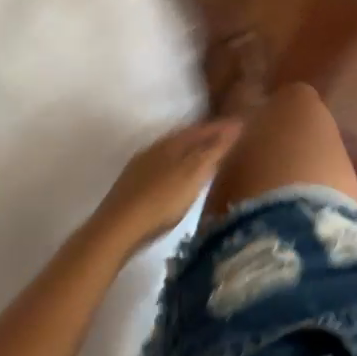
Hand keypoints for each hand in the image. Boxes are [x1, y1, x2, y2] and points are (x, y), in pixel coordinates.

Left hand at [91, 119, 241, 249]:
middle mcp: (154, 149)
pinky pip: (161, 166)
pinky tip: (178, 179)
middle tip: (226, 138)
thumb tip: (236, 123)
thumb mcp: (194, 174)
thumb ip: (215, 149)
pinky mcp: (130, 187)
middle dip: (205, 135)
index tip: (241, 125)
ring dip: (189, 151)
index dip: (222, 126)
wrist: (115, 232)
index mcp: (171, 142)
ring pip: (171, 151)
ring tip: (205, 159)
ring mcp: (139, 167)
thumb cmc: (161, 201)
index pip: (201, 127)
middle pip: (184, 136)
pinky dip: (176, 166)